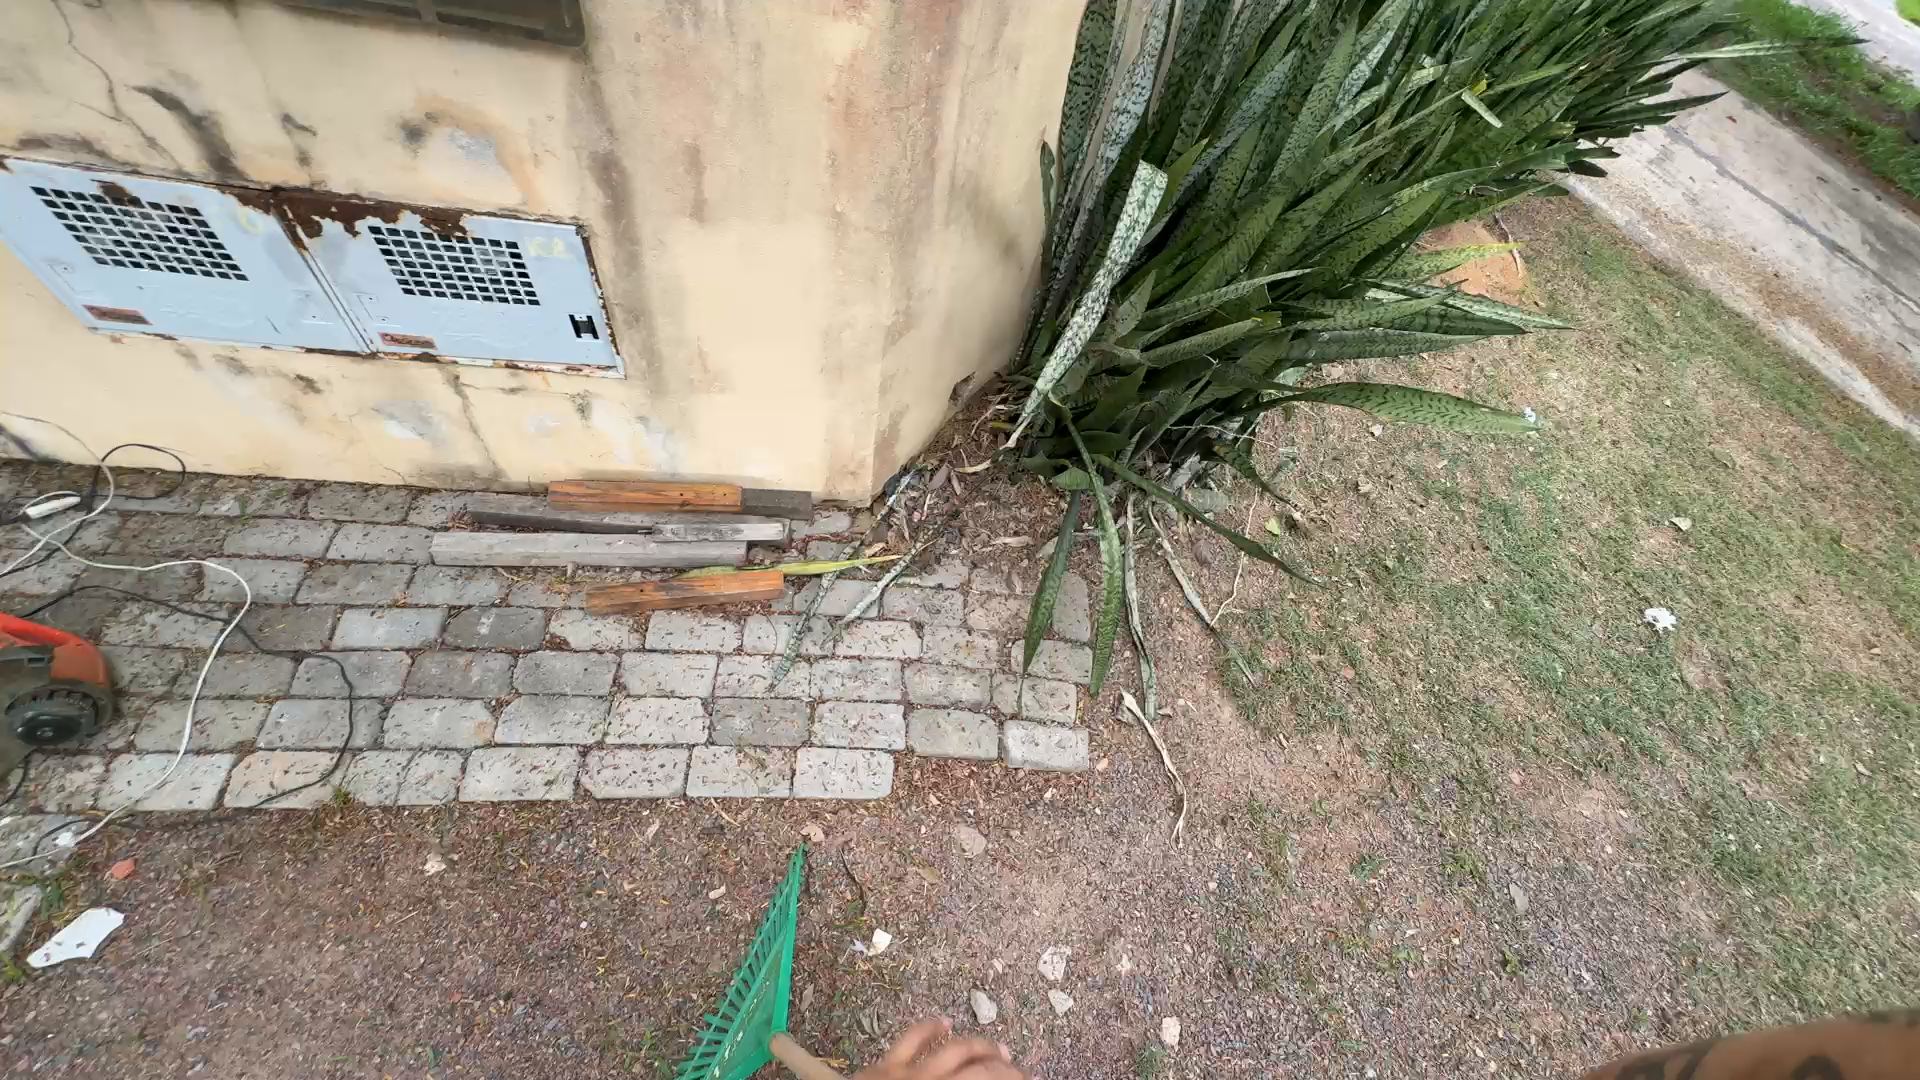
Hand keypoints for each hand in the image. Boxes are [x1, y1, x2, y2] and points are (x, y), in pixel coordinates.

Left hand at [853, 1018, 1026, 1079]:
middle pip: (980, 1074)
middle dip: (1005, 1072)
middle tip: (1022, 1074)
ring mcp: (909, 1075)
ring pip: (956, 1050)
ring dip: (981, 1047)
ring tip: (1000, 1050)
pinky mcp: (884, 1065)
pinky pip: (913, 1037)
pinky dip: (932, 1027)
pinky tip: (946, 1022)